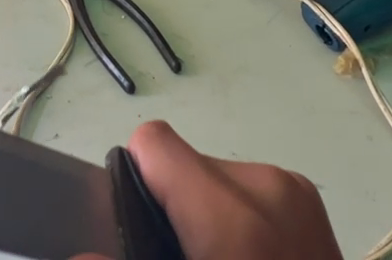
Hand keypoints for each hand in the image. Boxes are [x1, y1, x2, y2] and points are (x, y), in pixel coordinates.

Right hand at [81, 120, 342, 259]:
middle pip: (184, 164)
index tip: (139, 229)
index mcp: (228, 213)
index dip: (136, 181)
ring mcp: (295, 192)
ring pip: (216, 179)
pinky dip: (239, 221)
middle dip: (172, 208)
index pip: (152, 142)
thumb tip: (79, 257)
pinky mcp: (312, 203)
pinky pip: (250, 193)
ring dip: (206, 214)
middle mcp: (264, 186)